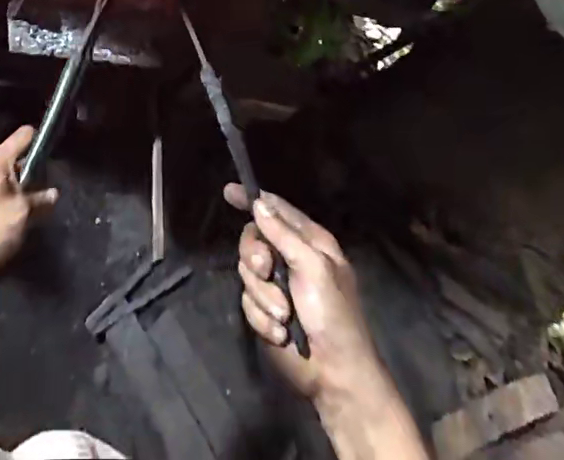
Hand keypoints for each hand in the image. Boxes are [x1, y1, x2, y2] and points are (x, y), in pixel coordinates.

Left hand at [0, 126, 58, 276]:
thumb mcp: (21, 212)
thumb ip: (41, 199)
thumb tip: (53, 193)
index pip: (26, 135)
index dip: (43, 139)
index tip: (58, 153)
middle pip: (22, 157)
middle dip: (39, 168)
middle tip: (54, 183)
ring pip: (16, 178)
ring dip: (30, 188)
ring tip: (45, 202)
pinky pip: (7, 193)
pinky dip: (19, 200)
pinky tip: (29, 214)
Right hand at [226, 184, 393, 412]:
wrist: (334, 372)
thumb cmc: (334, 314)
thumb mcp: (314, 267)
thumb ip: (284, 235)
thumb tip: (258, 204)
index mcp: (309, 241)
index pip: (276, 210)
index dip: (252, 199)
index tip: (228, 192)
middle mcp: (290, 258)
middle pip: (253, 239)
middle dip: (255, 255)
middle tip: (266, 270)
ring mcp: (276, 286)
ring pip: (247, 273)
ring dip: (264, 296)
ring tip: (284, 315)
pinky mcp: (264, 312)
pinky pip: (248, 303)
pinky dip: (262, 318)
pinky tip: (280, 332)